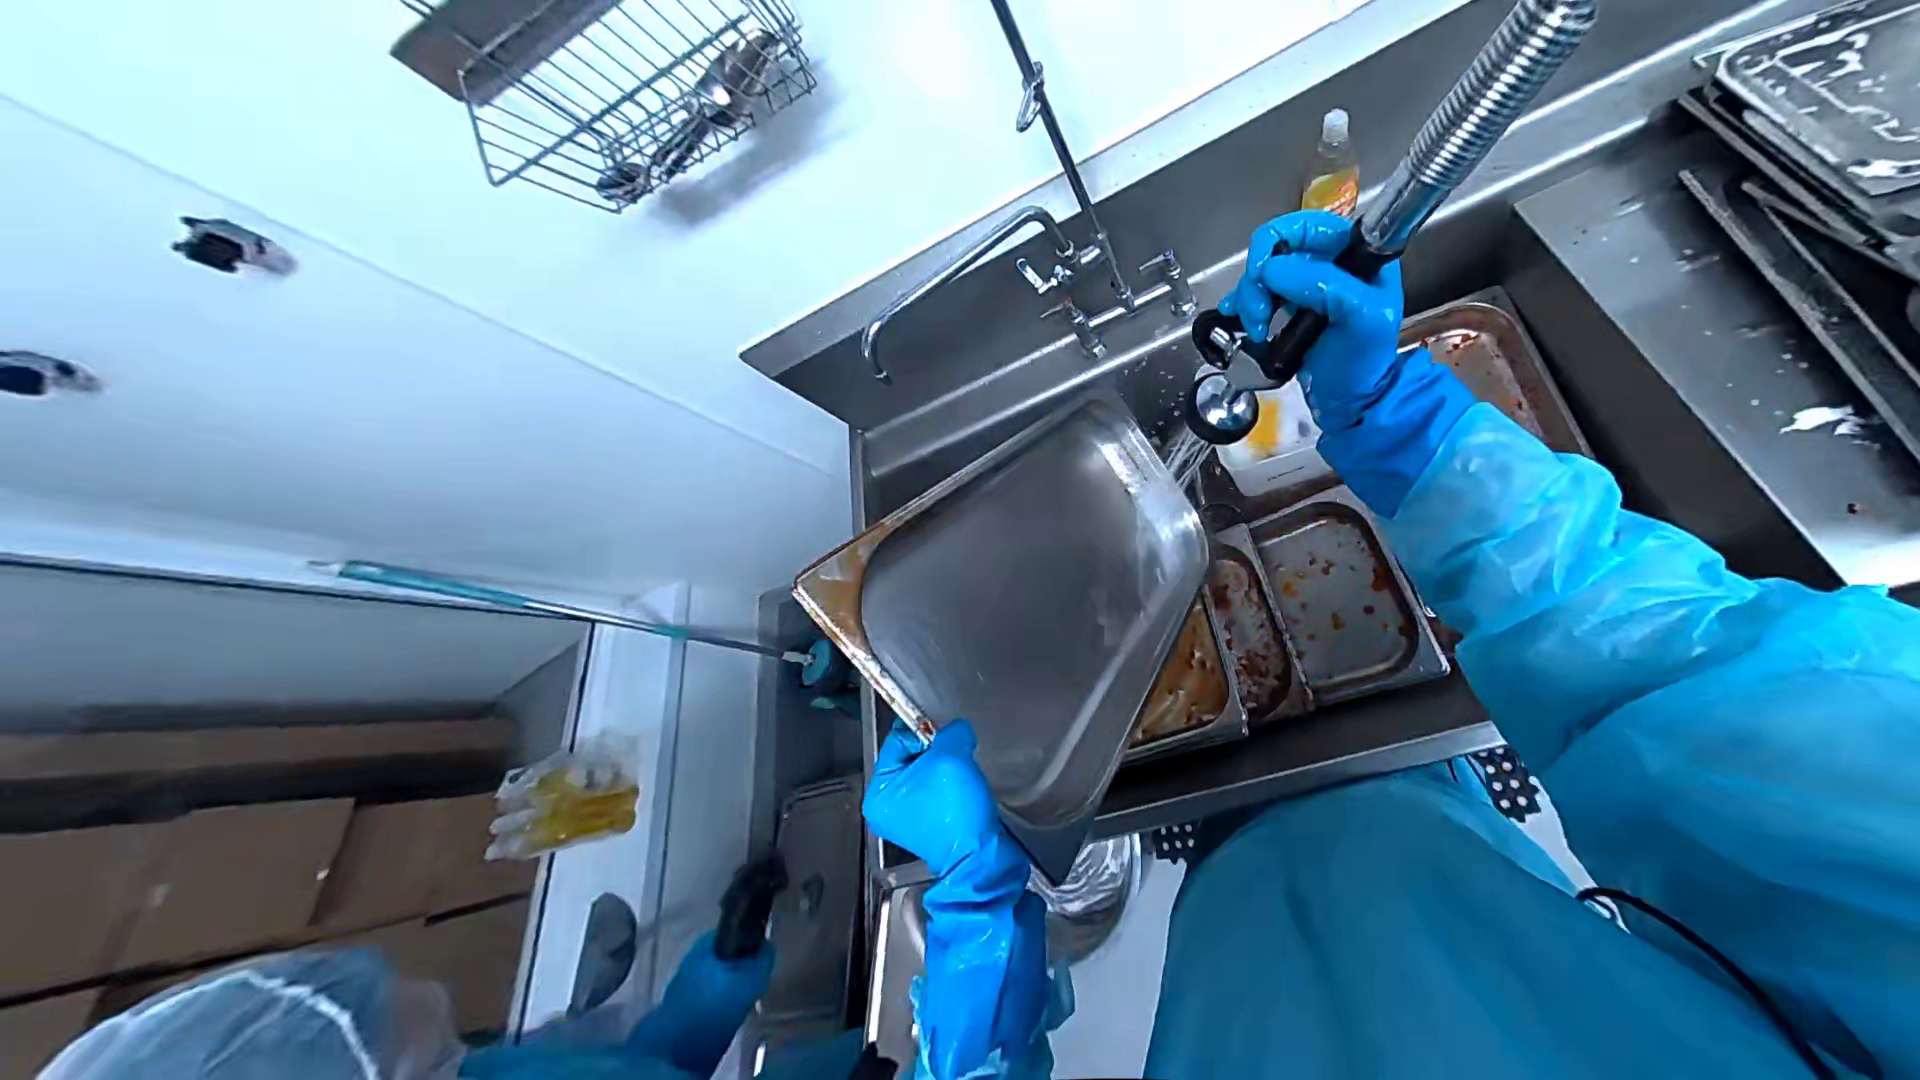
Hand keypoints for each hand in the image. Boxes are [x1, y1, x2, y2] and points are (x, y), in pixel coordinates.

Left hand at [863, 719, 999, 877]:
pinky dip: (951, 782)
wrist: (980, 856)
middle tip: (954, 757)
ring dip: (946, 766)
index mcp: (879, 793)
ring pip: (927, 770)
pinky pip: (937, 788)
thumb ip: (952, 732)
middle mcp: (888, 808)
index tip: (944, 735)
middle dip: (937, 751)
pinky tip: (962, 788)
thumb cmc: (956, 813)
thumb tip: (957, 729)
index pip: (897, 740)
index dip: (923, 731)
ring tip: (960, 776)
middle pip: (911, 755)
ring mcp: (908, 817)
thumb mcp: (951, 756)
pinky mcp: (930, 822)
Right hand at [1216, 209, 1406, 431]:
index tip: (1262, 277)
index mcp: (1352, 255)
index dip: (1275, 244)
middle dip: (1257, 282)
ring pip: (1258, 277)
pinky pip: (1252, 299)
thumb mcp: (1360, 318)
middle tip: (1260, 315)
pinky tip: (1243, 324)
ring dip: (1248, 301)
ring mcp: (1300, 290)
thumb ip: (1325, 286)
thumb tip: (1273, 269)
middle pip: (1272, 252)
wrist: (1352, 403)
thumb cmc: (1363, 364)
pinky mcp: (1282, 313)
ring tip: (1258, 330)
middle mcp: (1324, 266)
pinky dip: (1241, 309)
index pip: (1305, 225)